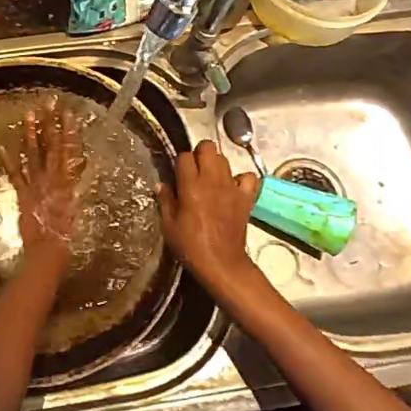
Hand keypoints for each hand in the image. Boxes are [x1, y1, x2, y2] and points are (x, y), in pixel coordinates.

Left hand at [0, 100, 82, 255]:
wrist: (49, 249)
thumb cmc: (66, 231)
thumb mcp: (77, 205)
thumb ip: (79, 184)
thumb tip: (86, 165)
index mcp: (68, 180)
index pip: (69, 149)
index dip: (69, 130)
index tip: (68, 112)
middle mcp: (52, 178)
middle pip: (51, 146)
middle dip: (50, 124)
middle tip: (48, 103)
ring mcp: (36, 185)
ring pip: (33, 154)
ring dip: (30, 134)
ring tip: (28, 115)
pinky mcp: (23, 194)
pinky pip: (15, 175)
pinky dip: (9, 161)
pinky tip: (2, 146)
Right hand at [158, 140, 261, 288]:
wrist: (221, 262)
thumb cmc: (191, 245)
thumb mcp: (169, 225)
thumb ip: (165, 201)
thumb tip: (162, 185)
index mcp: (190, 186)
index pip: (184, 156)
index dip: (180, 162)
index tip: (178, 174)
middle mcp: (212, 180)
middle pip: (208, 147)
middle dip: (200, 154)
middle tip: (195, 170)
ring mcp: (232, 187)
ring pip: (225, 159)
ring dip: (216, 165)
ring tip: (211, 179)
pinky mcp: (246, 197)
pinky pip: (249, 177)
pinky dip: (242, 179)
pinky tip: (233, 187)